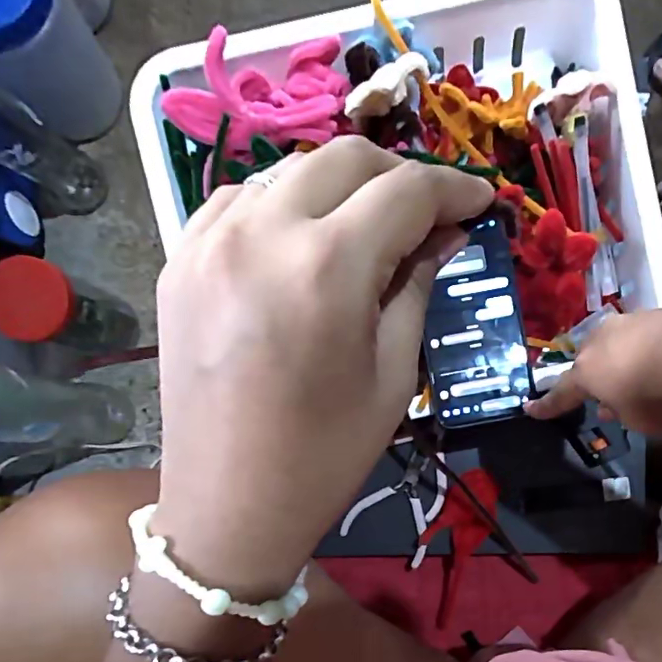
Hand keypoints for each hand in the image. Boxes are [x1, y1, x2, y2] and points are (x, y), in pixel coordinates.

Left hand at [151, 137, 493, 597]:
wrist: (229, 503)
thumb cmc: (326, 453)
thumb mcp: (393, 374)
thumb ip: (417, 288)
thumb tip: (443, 236)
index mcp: (328, 266)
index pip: (406, 191)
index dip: (455, 189)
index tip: (482, 202)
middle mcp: (263, 231)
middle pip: (345, 159)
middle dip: (401, 175)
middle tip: (431, 212)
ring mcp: (209, 240)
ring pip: (289, 171)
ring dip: (342, 187)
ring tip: (370, 228)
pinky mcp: (179, 260)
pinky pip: (241, 201)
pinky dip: (285, 205)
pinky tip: (304, 241)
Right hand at [527, 305, 661, 432]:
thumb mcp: (635, 420)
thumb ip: (620, 410)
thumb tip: (613, 402)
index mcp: (588, 369)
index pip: (561, 392)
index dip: (547, 405)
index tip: (531, 409)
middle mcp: (604, 338)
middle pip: (591, 359)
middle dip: (593, 376)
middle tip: (601, 395)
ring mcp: (636, 320)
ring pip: (619, 344)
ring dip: (623, 361)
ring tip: (636, 378)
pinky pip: (646, 337)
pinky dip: (649, 351)